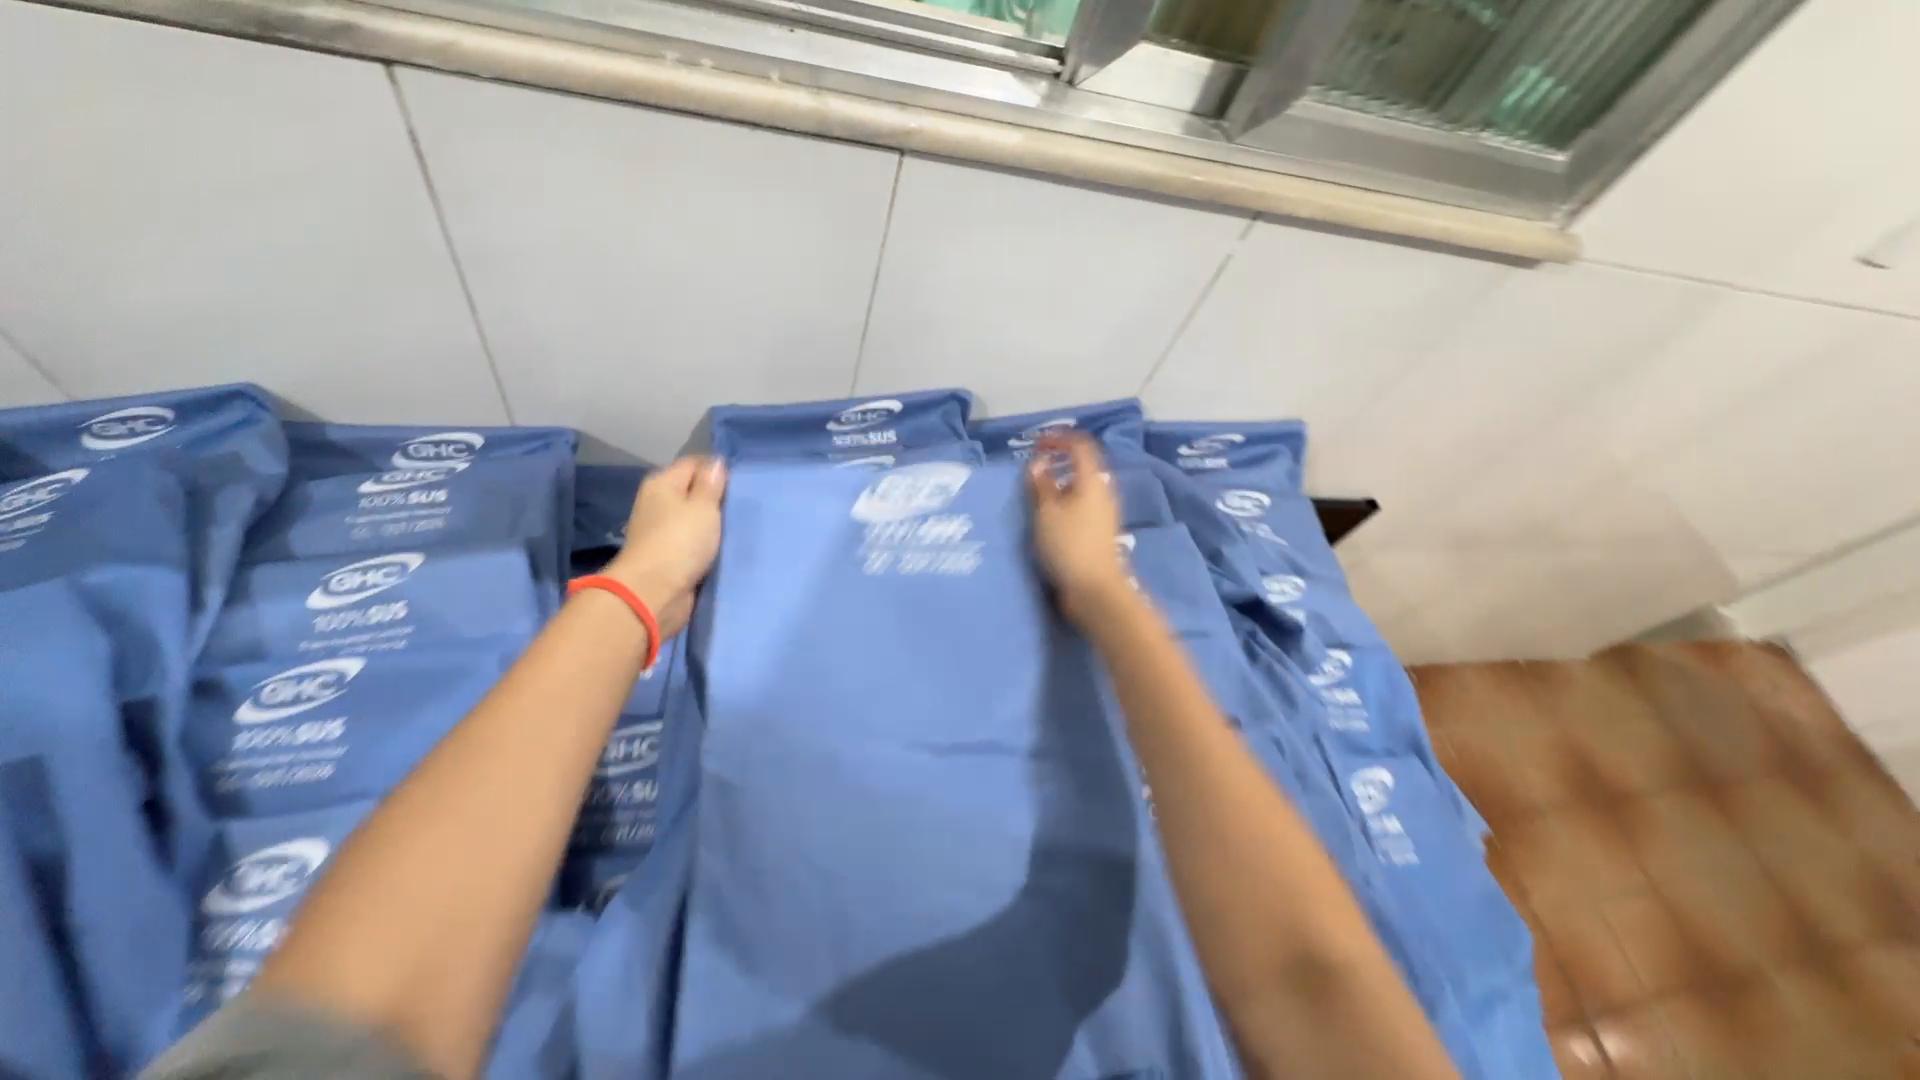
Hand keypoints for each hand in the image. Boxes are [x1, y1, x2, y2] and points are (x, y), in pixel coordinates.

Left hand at [603, 456, 726, 638]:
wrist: (654, 593)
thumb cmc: (680, 541)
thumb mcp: (703, 507)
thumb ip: (711, 484)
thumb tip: (716, 463)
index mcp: (662, 484)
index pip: (694, 464)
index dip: (718, 470)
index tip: (743, 483)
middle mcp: (659, 504)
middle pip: (693, 493)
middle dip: (718, 499)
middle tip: (746, 507)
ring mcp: (662, 532)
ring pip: (696, 520)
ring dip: (714, 525)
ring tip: (741, 528)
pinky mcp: (669, 557)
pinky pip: (694, 544)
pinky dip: (708, 546)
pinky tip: (727, 548)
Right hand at [1026, 434, 1130, 622]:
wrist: (1095, 589)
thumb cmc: (1069, 544)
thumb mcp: (1047, 511)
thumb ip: (1041, 483)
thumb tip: (1038, 462)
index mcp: (1092, 480)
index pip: (1081, 446)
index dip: (1059, 439)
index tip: (1037, 444)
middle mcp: (1103, 492)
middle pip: (1084, 465)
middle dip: (1060, 460)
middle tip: (1036, 466)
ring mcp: (1104, 513)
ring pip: (1083, 486)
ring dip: (1062, 481)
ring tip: (1038, 490)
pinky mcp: (1100, 531)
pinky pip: (1082, 504)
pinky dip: (1066, 500)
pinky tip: (1050, 515)